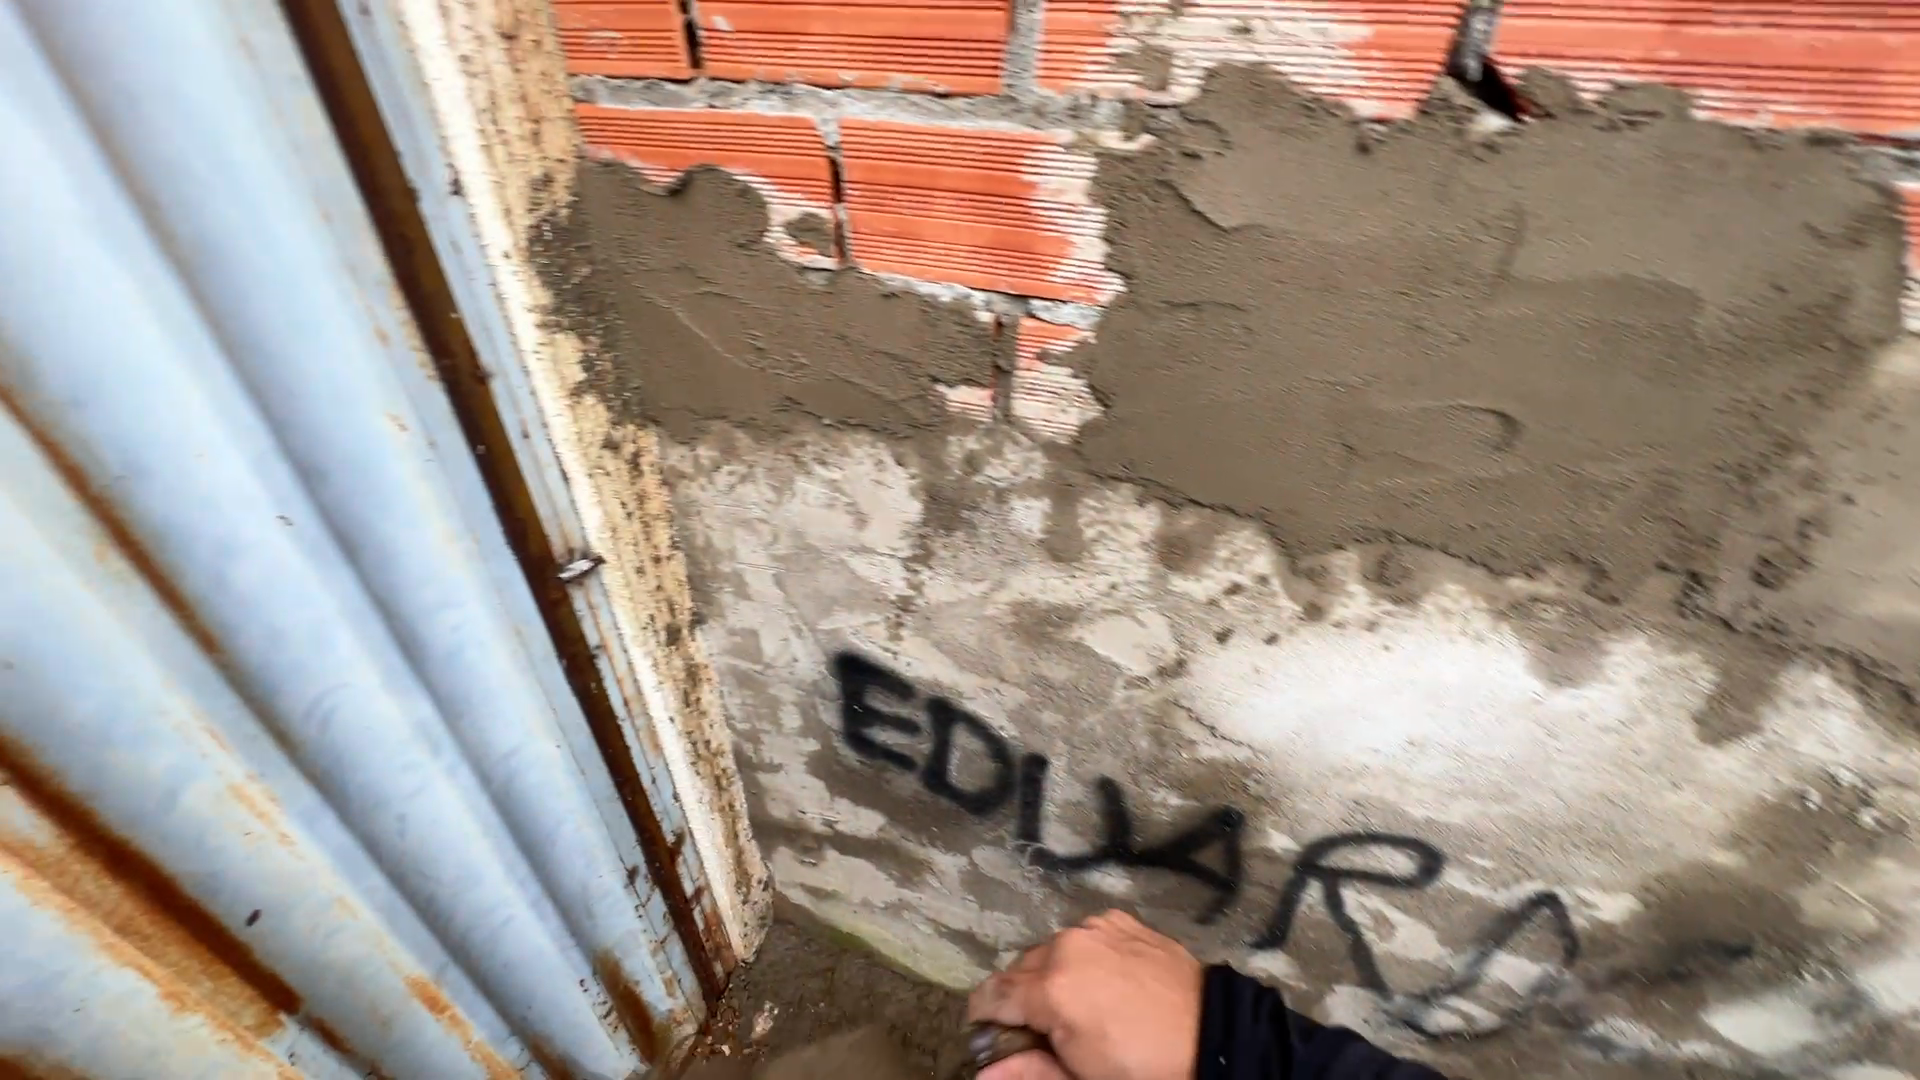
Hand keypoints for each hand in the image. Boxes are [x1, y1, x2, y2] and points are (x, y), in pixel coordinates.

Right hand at [969, 910, 1202, 1079]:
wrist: (1214, 1034)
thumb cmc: (1145, 1069)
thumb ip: (1028, 1071)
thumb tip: (983, 1074)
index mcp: (1050, 988)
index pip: (992, 994)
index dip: (982, 1016)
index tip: (985, 1034)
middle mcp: (1065, 946)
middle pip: (1019, 970)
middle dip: (1020, 998)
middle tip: (1041, 1031)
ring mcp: (1094, 927)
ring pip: (1051, 949)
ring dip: (1051, 974)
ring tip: (1078, 1006)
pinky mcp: (1118, 919)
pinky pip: (1084, 935)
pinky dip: (1082, 956)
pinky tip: (1105, 982)